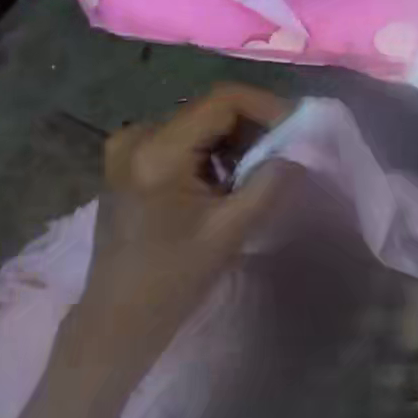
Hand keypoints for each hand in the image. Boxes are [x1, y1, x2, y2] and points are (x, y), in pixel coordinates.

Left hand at [57, 84, 294, 388]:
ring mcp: (125, 147)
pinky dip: (207, 153)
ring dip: (230, 143)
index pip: (222, 101)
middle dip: (250, 128)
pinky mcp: (125, 162)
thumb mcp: (229, 231)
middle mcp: (136, 135)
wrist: (118, 317)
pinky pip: (178, 140)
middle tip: (281, 157)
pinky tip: (222, 183)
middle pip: (208, 110)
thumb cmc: (172, 279)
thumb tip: (298, 150)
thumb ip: (268, 184)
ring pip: (195, 124)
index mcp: (157, 150)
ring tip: (253, 176)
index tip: (296, 130)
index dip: (265, 107)